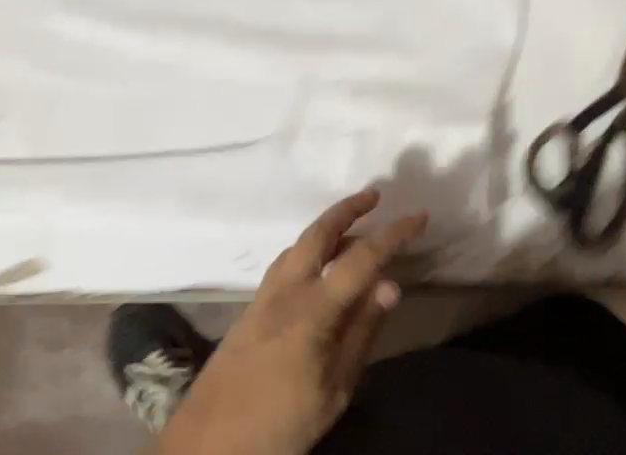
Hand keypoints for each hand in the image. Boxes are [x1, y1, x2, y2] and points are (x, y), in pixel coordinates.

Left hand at [159, 189, 427, 454]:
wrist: (205, 449)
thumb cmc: (279, 424)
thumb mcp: (334, 389)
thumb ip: (362, 332)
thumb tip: (390, 283)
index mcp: (312, 310)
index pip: (362, 258)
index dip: (393, 234)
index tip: (419, 217)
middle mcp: (285, 293)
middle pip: (317, 234)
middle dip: (347, 209)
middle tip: (374, 195)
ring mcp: (261, 300)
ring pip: (296, 247)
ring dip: (325, 228)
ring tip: (351, 230)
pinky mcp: (248, 314)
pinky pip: (283, 265)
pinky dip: (307, 251)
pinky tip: (316, 268)